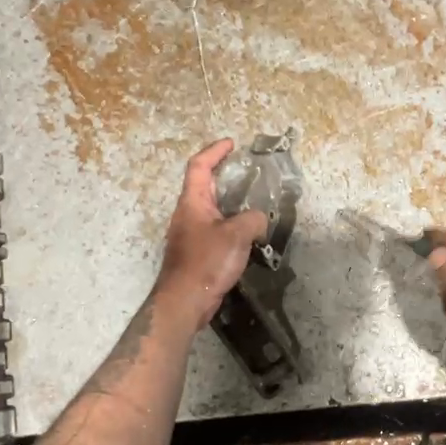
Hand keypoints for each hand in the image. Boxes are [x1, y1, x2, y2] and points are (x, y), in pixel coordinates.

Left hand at [154, 140, 267, 326]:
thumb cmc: (207, 261)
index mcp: (192, 202)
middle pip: (204, 186)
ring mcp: (189, 234)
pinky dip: (230, 225)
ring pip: (211, 209)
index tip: (232, 144)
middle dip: (224, 176)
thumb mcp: (237, 235)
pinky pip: (215, 230)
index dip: (214, 151)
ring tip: (252, 203)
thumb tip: (260, 220)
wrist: (186, 300)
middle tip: (248, 174)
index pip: (199, 166)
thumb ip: (253, 220)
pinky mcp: (196, 253)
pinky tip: (247, 235)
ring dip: (229, 203)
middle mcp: (187, 214)